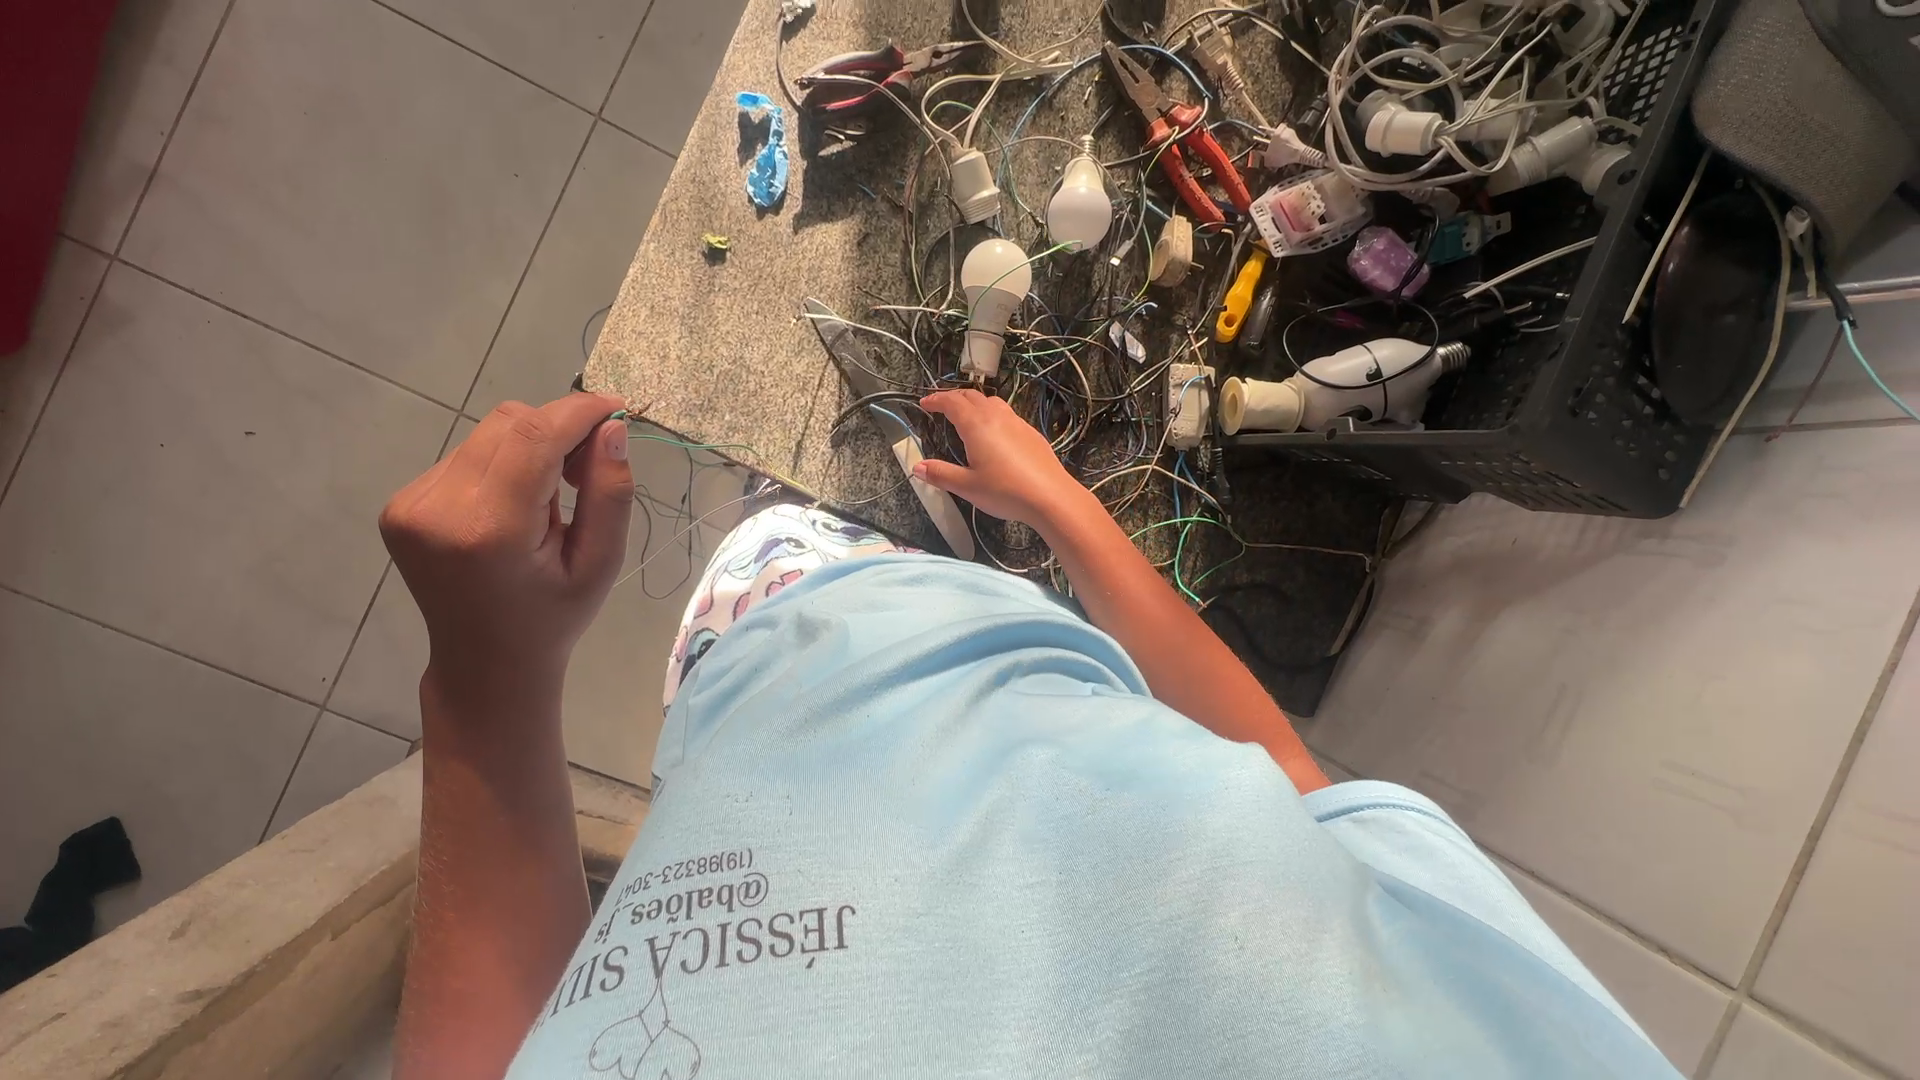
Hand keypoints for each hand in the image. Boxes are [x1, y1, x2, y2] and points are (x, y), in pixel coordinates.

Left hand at [378, 394, 631, 707]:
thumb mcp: (601, 564)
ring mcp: (411, 503)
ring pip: (487, 434)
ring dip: (532, 445)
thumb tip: (612, 429)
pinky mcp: (403, 503)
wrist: (485, 664)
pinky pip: (467, 455)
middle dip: (559, 427)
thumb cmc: (554, 619)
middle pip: (508, 423)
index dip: (578, 411)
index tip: (617, 408)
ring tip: (555, 493)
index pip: (533, 435)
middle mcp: (438, 506)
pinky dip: (504, 464)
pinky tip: (518, 505)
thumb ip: (609, 493)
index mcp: (489, 528)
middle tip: (591, 465)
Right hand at [915, 390, 1090, 532]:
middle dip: (954, 397)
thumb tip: (918, 467)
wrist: (1050, 496)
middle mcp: (996, 417)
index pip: (952, 402)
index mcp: (976, 425)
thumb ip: (941, 474)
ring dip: (975, 402)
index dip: (936, 400)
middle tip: (942, 405)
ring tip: (967, 414)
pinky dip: (993, 414)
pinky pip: (1007, 414)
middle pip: (972, 396)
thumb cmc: (1005, 491)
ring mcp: (1017, 423)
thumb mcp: (967, 486)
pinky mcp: (1031, 433)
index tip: (925, 404)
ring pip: (992, 402)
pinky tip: (995, 433)